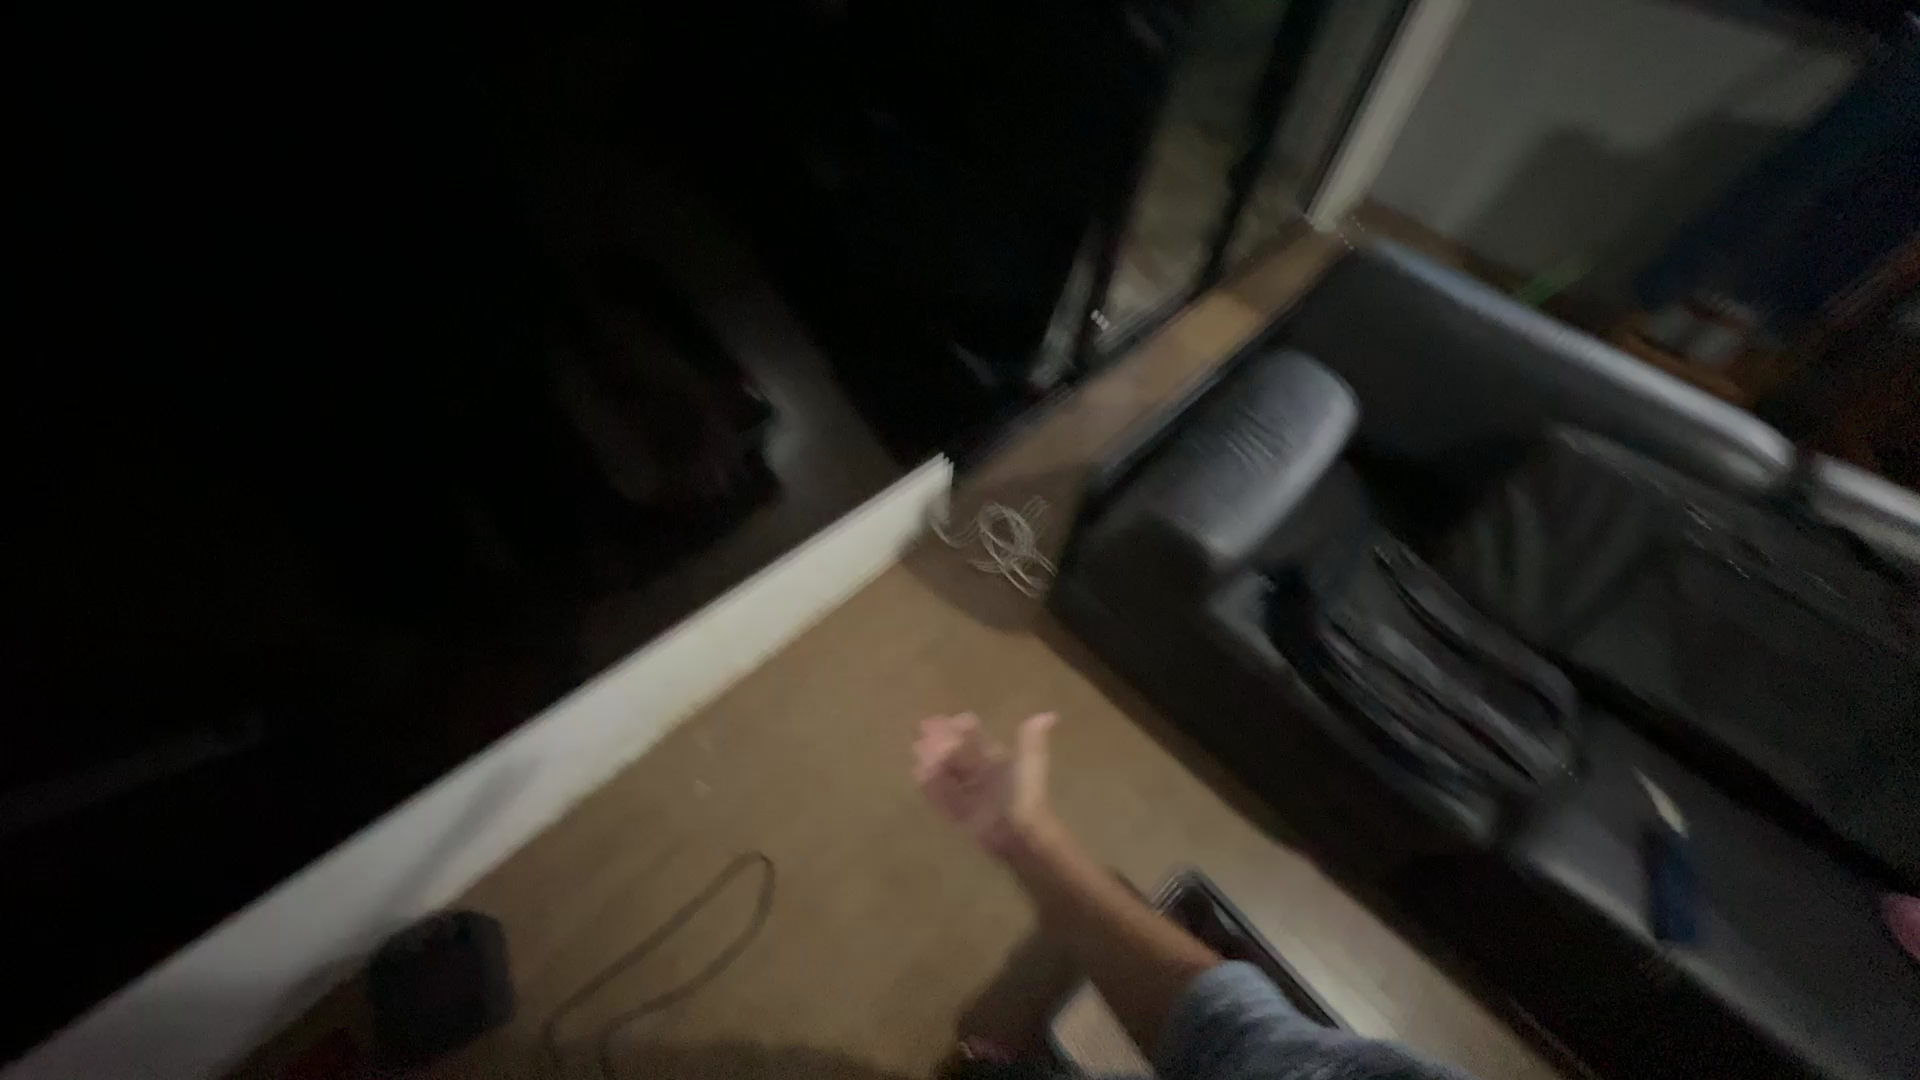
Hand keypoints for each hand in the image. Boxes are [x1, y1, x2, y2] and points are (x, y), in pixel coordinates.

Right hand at [913, 712, 1057, 855]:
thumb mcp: (1029, 762)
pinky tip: (917, 774)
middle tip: (922, 728)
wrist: (1021, 835)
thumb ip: (1031, 740)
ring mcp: (972, 797)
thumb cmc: (1025, 794)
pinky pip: (943, 798)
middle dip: (942, 741)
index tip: (949, 719)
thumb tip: (1049, 715)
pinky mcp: (962, 816)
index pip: (978, 740)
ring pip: (949, 775)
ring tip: (916, 749)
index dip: (963, 728)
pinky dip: (931, 787)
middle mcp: (985, 777)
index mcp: (1000, 762)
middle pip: (959, 756)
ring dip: (933, 761)